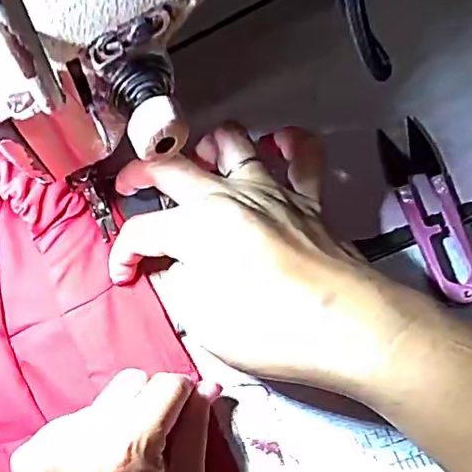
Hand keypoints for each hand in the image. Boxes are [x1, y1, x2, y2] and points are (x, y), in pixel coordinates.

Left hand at [11, 369, 218, 471]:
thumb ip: (196, 433)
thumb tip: (206, 385)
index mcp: (127, 449)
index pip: (164, 384)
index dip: (181, 399)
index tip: (181, 420)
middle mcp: (81, 436)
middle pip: (128, 383)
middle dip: (146, 405)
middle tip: (149, 446)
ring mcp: (47, 442)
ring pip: (98, 403)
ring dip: (113, 422)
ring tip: (114, 465)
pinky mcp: (26, 451)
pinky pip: (68, 422)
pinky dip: (83, 438)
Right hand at [109, 123, 445, 402]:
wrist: (348, 330)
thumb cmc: (271, 330)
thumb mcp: (199, 318)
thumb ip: (173, 284)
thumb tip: (166, 269)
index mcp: (196, 227)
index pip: (142, 231)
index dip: (123, 254)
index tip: (124, 276)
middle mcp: (229, 197)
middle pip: (171, 168)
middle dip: (138, 176)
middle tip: (129, 190)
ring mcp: (271, 192)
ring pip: (231, 142)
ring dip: (204, 147)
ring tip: (194, 165)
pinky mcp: (306, 201)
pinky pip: (301, 155)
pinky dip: (285, 143)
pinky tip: (273, 144)